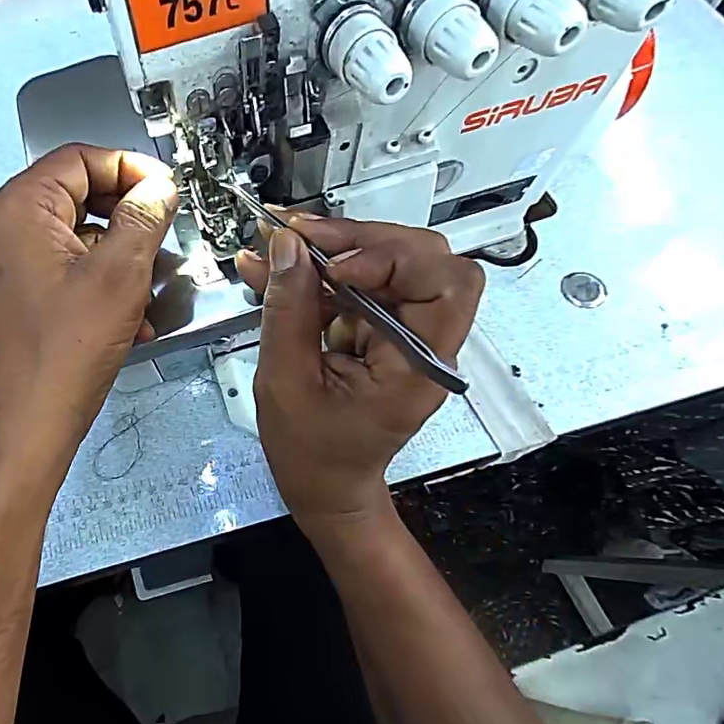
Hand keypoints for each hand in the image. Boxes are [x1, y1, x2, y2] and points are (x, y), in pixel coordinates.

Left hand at [0, 144, 178, 467]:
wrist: (32, 421)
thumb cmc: (62, 355)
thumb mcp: (118, 276)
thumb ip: (143, 221)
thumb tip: (158, 190)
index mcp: (20, 210)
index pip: (80, 158)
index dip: (130, 167)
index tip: (165, 188)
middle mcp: (9, 230)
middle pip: (81, 193)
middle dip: (130, 212)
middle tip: (165, 228)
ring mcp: (16, 264)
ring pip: (83, 234)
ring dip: (124, 252)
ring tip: (150, 281)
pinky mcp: (29, 294)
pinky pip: (75, 269)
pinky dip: (108, 281)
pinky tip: (133, 314)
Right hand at [235, 214, 483, 526]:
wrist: (327, 484)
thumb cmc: (314, 455)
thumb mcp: (286, 383)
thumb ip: (289, 312)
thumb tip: (290, 247)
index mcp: (417, 370)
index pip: (444, 285)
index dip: (393, 258)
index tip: (335, 266)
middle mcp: (426, 349)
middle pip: (424, 260)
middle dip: (361, 241)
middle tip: (303, 239)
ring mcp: (409, 338)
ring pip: (392, 264)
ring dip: (337, 252)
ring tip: (280, 253)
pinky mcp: (387, 332)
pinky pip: (365, 285)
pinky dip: (326, 274)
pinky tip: (283, 274)